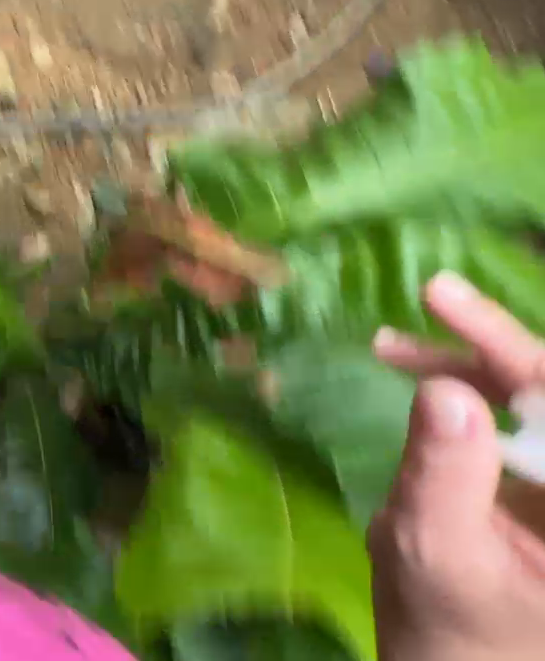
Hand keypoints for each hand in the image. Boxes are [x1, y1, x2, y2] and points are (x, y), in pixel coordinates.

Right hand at [368, 272, 544, 660]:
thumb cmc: (450, 624)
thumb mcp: (434, 548)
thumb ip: (445, 473)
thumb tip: (447, 389)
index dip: (519, 348)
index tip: (444, 298)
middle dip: (500, 346)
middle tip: (431, 297)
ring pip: (540, 406)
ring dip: (476, 366)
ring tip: (391, 345)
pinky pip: (520, 425)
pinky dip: (468, 390)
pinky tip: (418, 370)